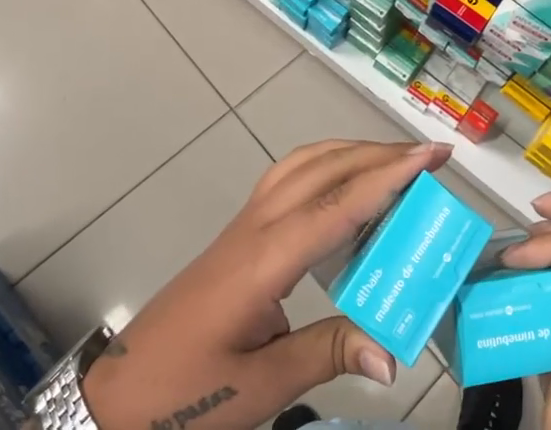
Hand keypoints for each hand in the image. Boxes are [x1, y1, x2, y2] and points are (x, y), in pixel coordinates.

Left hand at [82, 140, 450, 429]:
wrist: (120, 396)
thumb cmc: (186, 394)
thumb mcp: (262, 385)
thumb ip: (328, 354)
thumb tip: (394, 353)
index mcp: (264, 261)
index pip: (336, 206)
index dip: (387, 178)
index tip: (430, 157)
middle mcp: (255, 228)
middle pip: (322, 170)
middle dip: (378, 154)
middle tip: (430, 155)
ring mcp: (243, 227)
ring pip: (301, 165)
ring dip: (350, 153)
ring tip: (396, 161)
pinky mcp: (238, 237)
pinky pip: (287, 180)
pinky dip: (324, 166)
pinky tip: (344, 186)